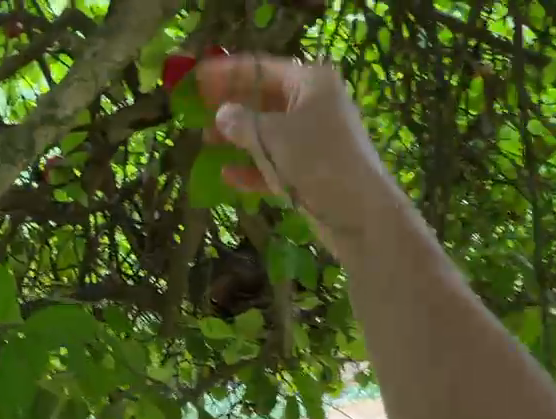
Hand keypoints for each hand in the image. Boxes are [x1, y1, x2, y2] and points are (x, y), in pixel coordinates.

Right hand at [194, 55, 392, 243]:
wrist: (358, 211)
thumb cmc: (316, 161)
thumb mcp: (272, 137)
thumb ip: (242, 123)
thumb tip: (222, 115)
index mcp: (310, 82)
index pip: (262, 69)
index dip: (228, 74)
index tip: (197, 80)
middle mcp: (314, 105)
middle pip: (265, 100)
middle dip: (232, 107)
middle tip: (198, 111)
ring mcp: (314, 140)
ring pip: (269, 134)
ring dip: (239, 139)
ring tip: (206, 143)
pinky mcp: (312, 171)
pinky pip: (276, 164)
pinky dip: (253, 168)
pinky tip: (227, 176)